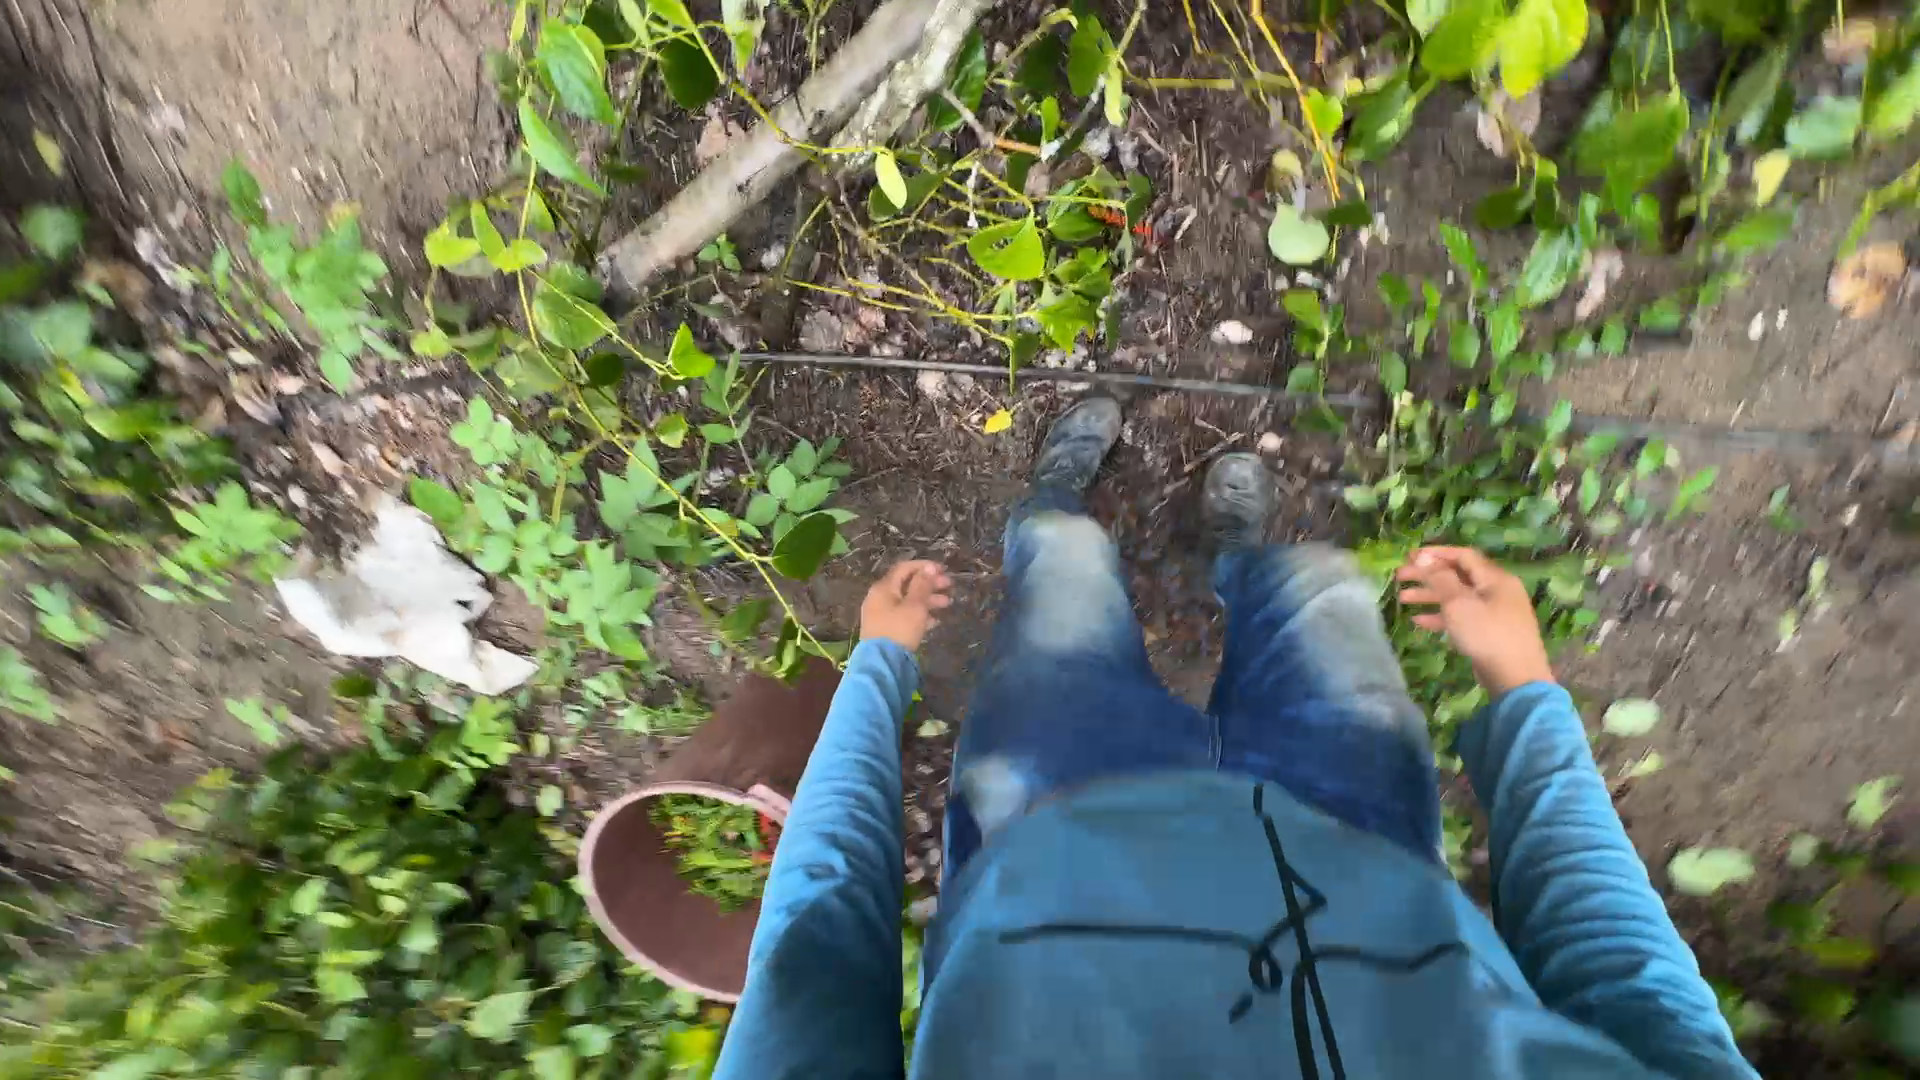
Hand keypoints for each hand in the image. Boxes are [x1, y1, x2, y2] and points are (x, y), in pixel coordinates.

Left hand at [860, 560, 952, 650]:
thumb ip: (923, 585)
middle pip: (907, 585)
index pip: (904, 568)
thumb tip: (929, 567)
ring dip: (928, 600)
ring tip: (947, 604)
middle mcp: (879, 598)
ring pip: (907, 601)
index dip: (924, 567)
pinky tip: (935, 621)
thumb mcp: (915, 606)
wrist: (882, 664)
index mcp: (884, 588)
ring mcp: (881, 614)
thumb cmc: (900, 630)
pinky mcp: (885, 629)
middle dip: (929, 584)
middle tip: (949, 586)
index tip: (942, 570)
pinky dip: (919, 615)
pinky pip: (904, 615)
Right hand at [1394, 546, 1555, 696]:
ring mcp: (1494, 611)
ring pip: (1457, 596)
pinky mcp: (1489, 630)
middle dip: (1427, 574)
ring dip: (1429, 595)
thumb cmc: (1486, 634)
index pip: (1463, 556)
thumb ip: (1440, 578)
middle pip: (1457, 575)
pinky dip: (1440, 615)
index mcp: (1495, 579)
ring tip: (1402, 598)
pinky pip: (1461, 615)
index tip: (1409, 556)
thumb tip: (1424, 558)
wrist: (1515, 676)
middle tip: (1400, 576)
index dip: (1435, 553)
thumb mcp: (1458, 603)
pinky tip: (1419, 621)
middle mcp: (1496, 591)